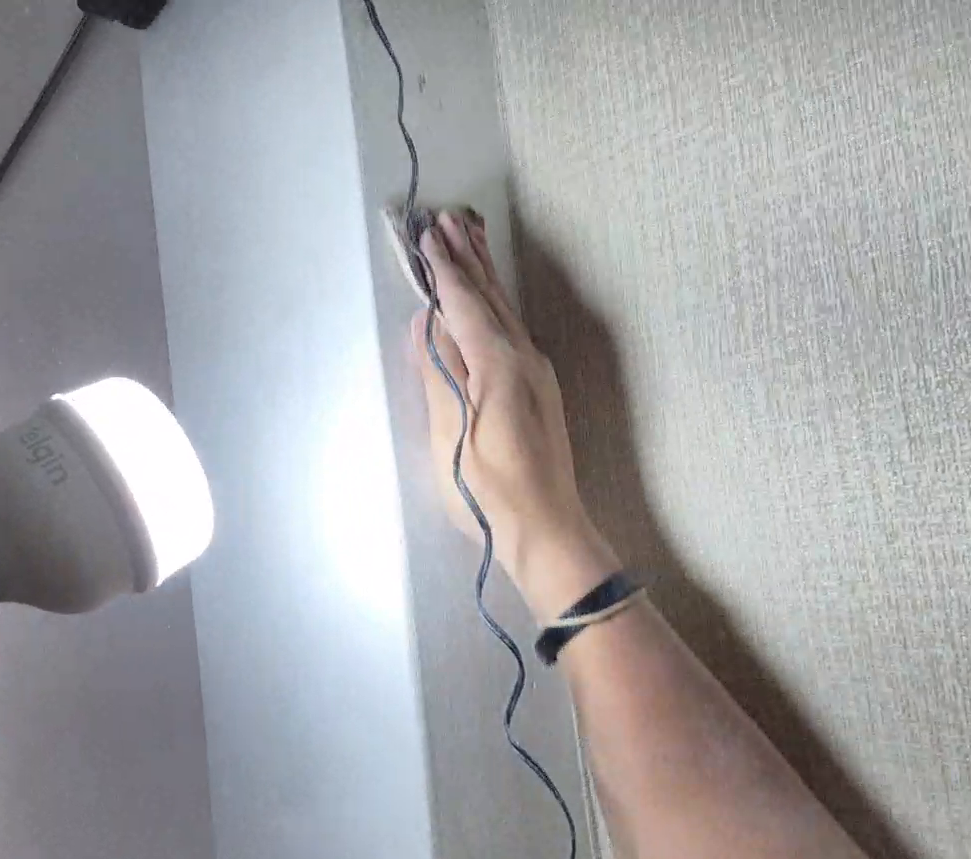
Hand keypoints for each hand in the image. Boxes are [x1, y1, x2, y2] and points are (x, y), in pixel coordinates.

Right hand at [411, 210, 620, 620]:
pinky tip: (490, 301)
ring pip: (506, 311)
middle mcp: (523, 358)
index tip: (426, 233)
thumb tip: (426, 323)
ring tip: (471, 239)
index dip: (443, 269)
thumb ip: (438, 374)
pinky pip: (512, 331)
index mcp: (497, 364)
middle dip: (468, 257)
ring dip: (485, 275)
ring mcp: (536, 374)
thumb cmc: (486, 490)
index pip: (464, 304)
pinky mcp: (538, 392)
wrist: (545, 529)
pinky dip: (496, 305)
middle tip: (449, 218)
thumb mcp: (449, 435)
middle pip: (491, 297)